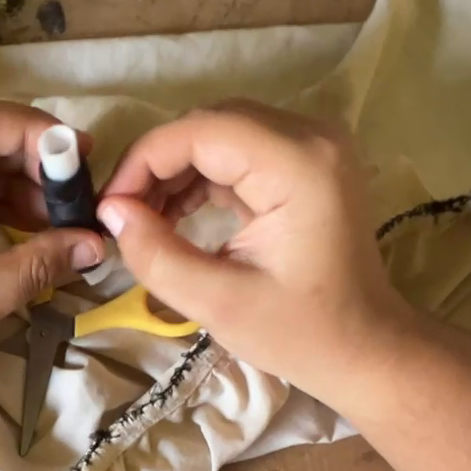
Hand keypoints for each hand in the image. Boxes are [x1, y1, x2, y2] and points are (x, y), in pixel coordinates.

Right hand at [96, 100, 417, 391]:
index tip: (109, 207)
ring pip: (221, 135)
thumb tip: (110, 212)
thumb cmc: (297, 333)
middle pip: (210, 124)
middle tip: (121, 216)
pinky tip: (174, 216)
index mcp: (297, 165)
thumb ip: (157, 255)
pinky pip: (239, 154)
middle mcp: (310, 137)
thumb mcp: (217, 303)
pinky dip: (200, 180)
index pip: (201, 131)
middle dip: (156, 165)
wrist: (361, 346)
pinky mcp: (306, 165)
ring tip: (142, 221)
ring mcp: (312, 147)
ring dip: (175, 172)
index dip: (144, 161)